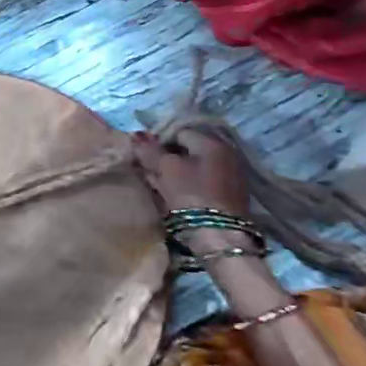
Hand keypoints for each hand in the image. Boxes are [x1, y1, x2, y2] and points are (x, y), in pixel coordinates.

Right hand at [131, 129, 248, 215]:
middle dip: (166, 156)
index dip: (158, 139)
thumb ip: (149, 150)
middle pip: (187, 149)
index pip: (179, 131)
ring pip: (193, 166)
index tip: (144, 153)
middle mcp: (225, 154)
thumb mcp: (165, 168)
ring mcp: (229, 175)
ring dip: (174, 170)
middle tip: (148, 167)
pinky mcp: (228, 195)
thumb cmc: (191, 193)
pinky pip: (201, 180)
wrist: (218, 235)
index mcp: (212, 143)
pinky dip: (185, 182)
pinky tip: (171, 191)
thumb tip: (136, 136)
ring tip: (156, 180)